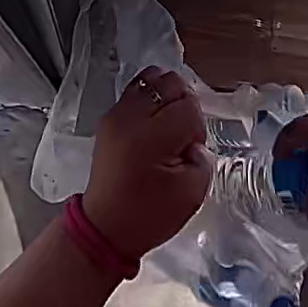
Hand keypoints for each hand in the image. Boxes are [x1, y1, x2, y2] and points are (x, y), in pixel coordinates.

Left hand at [82, 67, 210, 259]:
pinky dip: (151, 95)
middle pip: (172, 83)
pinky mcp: (109, 117)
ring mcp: (117, 115)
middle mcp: (131, 119)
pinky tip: (154, 119)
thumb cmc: (148, 216)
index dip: (197, 127)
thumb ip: (203, 158)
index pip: (189, 107)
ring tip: (167, 122)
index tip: (191, 149)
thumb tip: (194, 140)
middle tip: (182, 134)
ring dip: (167, 95)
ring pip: (153, 77)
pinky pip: (136, 88)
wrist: (104, 229)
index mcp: (151, 139)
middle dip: (185, 104)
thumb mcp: (192, 193)